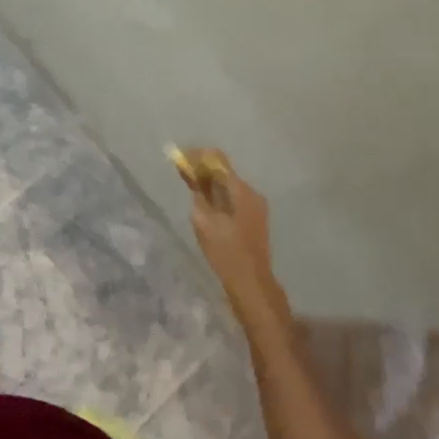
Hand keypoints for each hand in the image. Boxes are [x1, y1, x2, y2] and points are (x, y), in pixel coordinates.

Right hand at [179, 148, 288, 327]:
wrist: (251, 282)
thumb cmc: (225, 251)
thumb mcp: (204, 222)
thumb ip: (198, 195)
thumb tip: (192, 176)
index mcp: (240, 190)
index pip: (217, 160)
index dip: (198, 156)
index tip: (181, 158)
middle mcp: (252, 193)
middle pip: (224, 172)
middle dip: (203, 170)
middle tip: (183, 174)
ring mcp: (257, 205)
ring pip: (230, 186)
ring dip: (211, 184)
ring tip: (192, 189)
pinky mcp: (255, 218)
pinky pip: (234, 198)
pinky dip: (219, 196)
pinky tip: (207, 205)